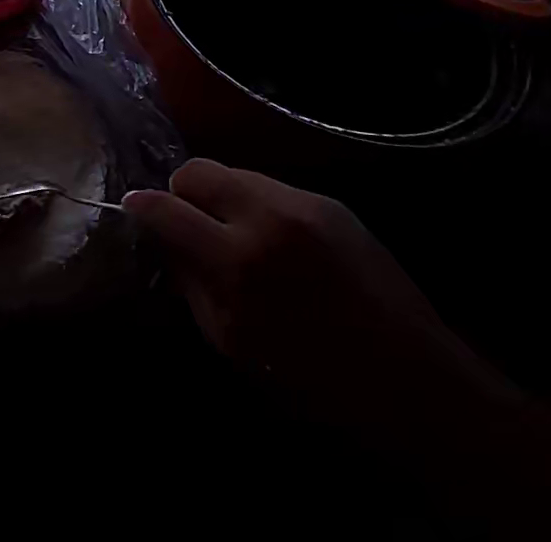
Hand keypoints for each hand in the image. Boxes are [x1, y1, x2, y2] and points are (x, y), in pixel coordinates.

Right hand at [123, 159, 510, 433]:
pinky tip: (276, 241)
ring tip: (234, 232)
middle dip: (181, 191)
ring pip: (234, 172)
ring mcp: (305, 205)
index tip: (133, 208)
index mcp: (238, 260)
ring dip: (221, 197)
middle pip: (197, 169)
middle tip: (188, 222)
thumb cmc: (313, 376)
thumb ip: (190, 280)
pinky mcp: (332, 204)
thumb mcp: (229, 338)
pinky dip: (257, 206)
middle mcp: (269, 217)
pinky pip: (271, 188)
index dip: (140, 205)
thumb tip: (165, 240)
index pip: (165, 207)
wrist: (417, 381)